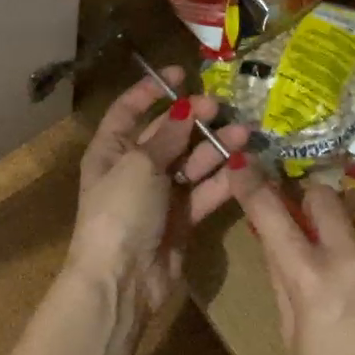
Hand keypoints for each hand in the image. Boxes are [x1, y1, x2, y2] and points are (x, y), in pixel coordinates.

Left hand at [69, 67, 247, 308]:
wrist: (122, 280)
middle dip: (193, 118)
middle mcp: (133, 168)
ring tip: (244, 131)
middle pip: (167, 134)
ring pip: (191, 162)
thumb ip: (167, 137)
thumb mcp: (139, 165)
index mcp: (110, 150)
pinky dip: (223, 179)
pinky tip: (245, 164)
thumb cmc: (120, 211)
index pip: (129, 110)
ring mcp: (159, 195)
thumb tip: (186, 109)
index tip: (181, 74)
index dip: (152, 90)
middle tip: (221, 105)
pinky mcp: (182, 219)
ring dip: (215, 146)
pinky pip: (204, 191)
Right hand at [228, 165, 354, 354]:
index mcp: (311, 278)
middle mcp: (353, 257)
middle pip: (324, 194)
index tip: (242, 168)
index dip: (251, 184)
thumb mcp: (293, 338)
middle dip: (311, 201)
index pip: (271, 212)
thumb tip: (273, 239)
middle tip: (310, 222)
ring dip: (352, 246)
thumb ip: (282, 280)